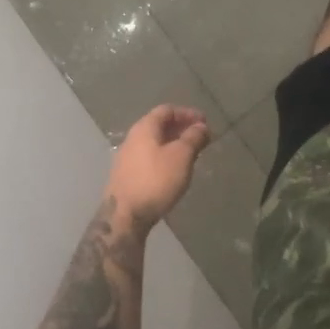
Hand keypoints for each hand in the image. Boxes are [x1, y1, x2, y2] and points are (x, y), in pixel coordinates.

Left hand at [105, 105, 210, 233]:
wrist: (124, 218)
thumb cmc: (156, 180)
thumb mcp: (182, 156)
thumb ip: (193, 137)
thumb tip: (201, 127)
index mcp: (144, 128)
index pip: (167, 110)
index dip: (187, 113)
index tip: (204, 123)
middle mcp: (132, 139)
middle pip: (159, 126)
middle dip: (181, 129)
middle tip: (200, 138)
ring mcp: (126, 159)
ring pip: (154, 144)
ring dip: (174, 145)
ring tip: (191, 155)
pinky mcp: (126, 177)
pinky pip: (149, 159)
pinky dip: (165, 158)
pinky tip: (174, 171)